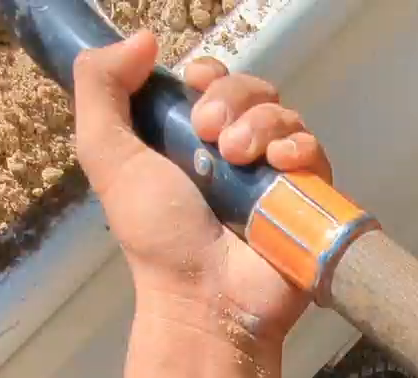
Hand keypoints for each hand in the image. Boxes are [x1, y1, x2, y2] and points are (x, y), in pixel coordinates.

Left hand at [72, 32, 332, 352]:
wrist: (205, 298)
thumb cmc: (158, 237)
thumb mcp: (107, 156)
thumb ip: (102, 87)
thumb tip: (146, 38)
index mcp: (193, 142)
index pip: (217, 84)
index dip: (211, 76)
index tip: (195, 91)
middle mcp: (238, 157)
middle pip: (254, 92)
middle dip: (233, 99)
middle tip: (209, 135)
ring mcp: (275, 181)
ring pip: (285, 117)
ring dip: (261, 124)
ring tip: (238, 158)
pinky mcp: (307, 204)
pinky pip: (315, 154)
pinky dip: (299, 148)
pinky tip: (279, 164)